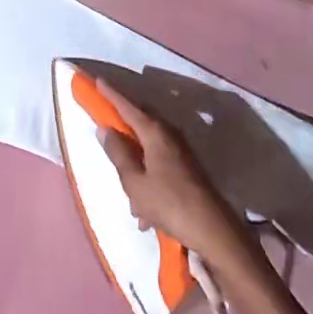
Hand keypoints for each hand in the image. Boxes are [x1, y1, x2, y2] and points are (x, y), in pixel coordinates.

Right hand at [95, 80, 241, 260]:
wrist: (215, 232)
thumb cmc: (169, 203)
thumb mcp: (134, 182)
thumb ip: (118, 153)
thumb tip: (105, 128)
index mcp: (155, 132)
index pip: (128, 106)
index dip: (111, 94)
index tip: (98, 81)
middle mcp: (169, 135)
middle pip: (140, 120)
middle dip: (122, 123)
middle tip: (106, 125)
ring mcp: (181, 152)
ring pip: (149, 146)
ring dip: (134, 161)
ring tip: (129, 196)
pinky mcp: (187, 169)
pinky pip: (159, 164)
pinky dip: (147, 178)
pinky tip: (144, 213)